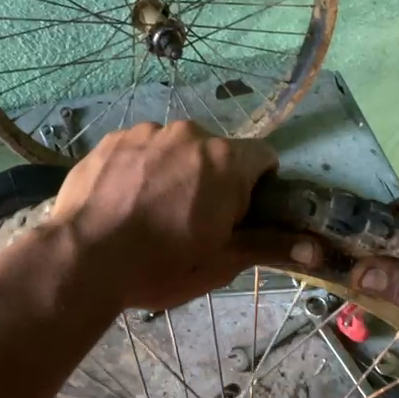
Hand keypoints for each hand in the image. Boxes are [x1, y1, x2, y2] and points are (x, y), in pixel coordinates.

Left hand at [48, 121, 313, 311]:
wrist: (83, 258)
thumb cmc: (160, 265)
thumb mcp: (220, 262)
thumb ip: (269, 245)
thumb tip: (315, 249)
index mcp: (226, 161)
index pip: (263, 159)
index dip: (256, 188)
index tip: (235, 217)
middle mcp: (190, 135)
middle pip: (216, 153)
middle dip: (211, 180)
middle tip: (189, 222)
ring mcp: (147, 132)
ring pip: (175, 149)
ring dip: (173, 172)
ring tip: (148, 212)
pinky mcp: (112, 138)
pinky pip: (140, 149)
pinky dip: (139, 169)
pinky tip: (122, 201)